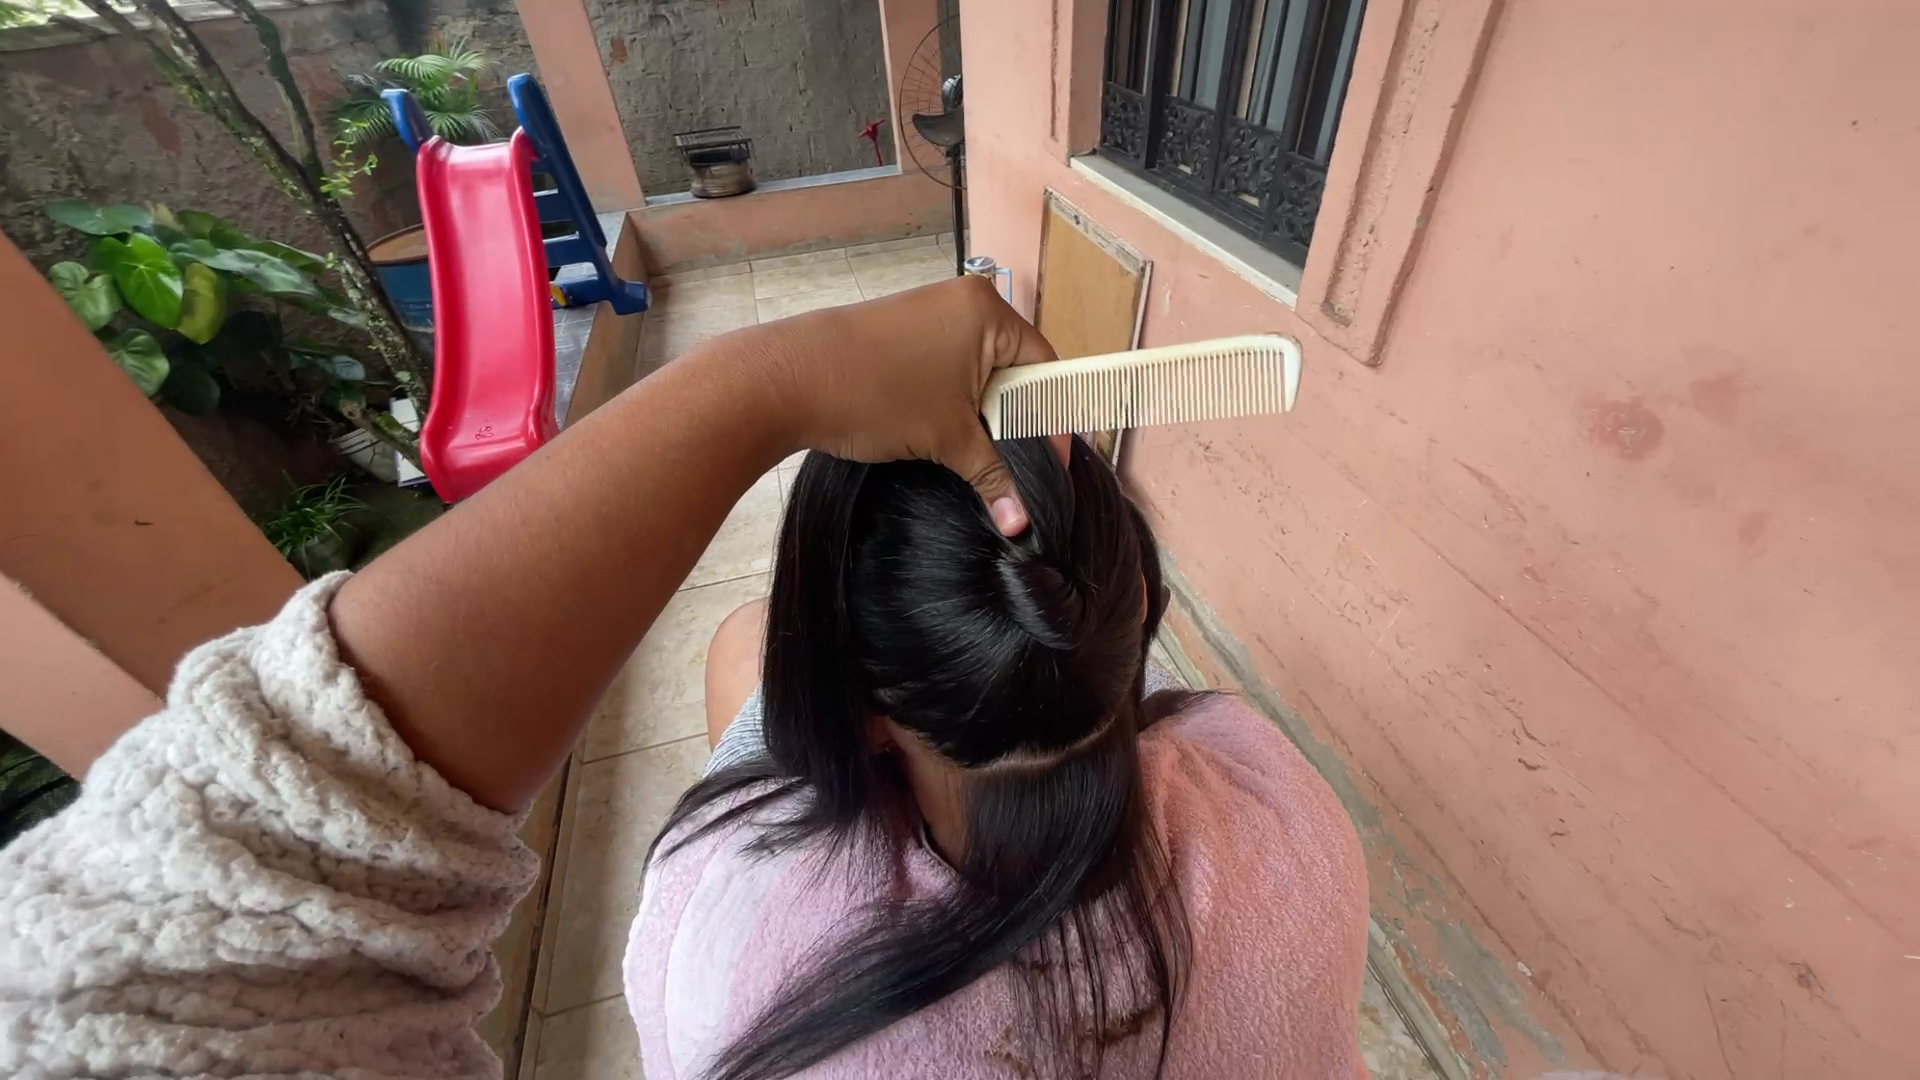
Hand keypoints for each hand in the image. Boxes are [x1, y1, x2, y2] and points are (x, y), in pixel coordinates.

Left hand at [740, 274, 1057, 534]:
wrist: (787, 380)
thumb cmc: (877, 397)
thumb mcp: (947, 439)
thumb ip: (993, 475)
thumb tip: (1021, 523)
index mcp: (988, 312)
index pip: (1044, 367)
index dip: (1050, 421)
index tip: (1051, 465)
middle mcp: (963, 302)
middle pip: (1011, 371)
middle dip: (1013, 423)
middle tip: (1016, 468)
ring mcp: (929, 314)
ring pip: (976, 374)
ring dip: (980, 418)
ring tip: (978, 457)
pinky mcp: (902, 332)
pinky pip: (947, 370)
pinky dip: (953, 404)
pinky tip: (944, 435)